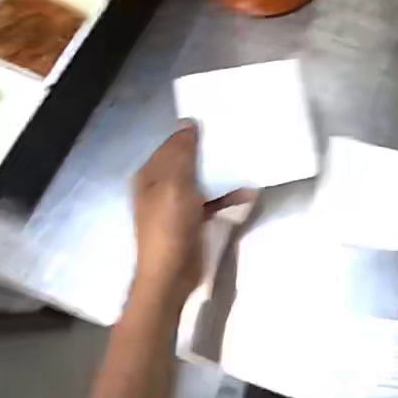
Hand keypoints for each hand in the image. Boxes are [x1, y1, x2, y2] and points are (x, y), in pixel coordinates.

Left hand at [131, 122, 246, 302]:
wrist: (171, 274)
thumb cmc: (170, 225)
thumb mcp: (175, 184)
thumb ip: (181, 154)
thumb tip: (187, 123)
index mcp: (150, 175)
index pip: (171, 144)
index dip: (192, 134)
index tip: (218, 123)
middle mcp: (160, 186)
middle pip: (187, 161)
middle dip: (209, 153)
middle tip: (236, 140)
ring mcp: (176, 204)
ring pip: (201, 180)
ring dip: (221, 174)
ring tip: (245, 162)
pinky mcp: (191, 220)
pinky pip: (210, 200)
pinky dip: (226, 196)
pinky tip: (247, 192)